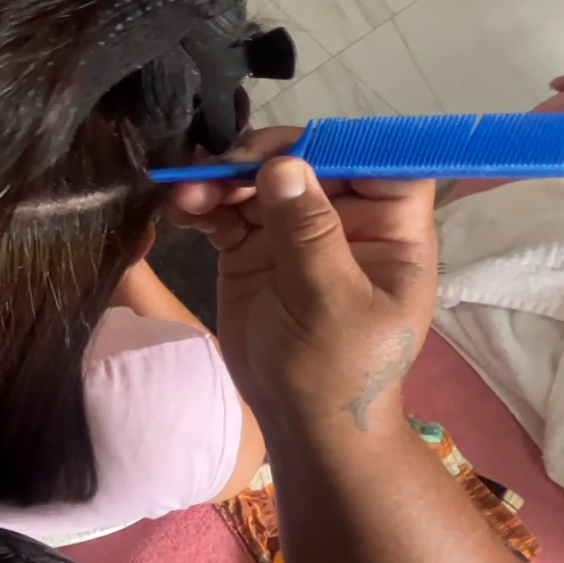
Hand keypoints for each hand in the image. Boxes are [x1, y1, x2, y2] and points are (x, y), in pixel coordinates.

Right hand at [164, 128, 437, 432]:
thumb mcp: (330, 303)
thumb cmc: (336, 370)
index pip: (376, 163)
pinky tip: (176, 211)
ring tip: (184, 197)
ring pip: (254, 184)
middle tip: (213, 171)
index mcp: (387, 230)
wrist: (296, 417)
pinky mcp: (249, 249)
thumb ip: (308, 234)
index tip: (281, 154)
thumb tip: (283, 166)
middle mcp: (340, 221)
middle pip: (303, 164)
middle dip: (255, 160)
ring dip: (217, 183)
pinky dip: (198, 207)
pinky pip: (222, 213)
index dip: (335, 146)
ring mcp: (290, 233)